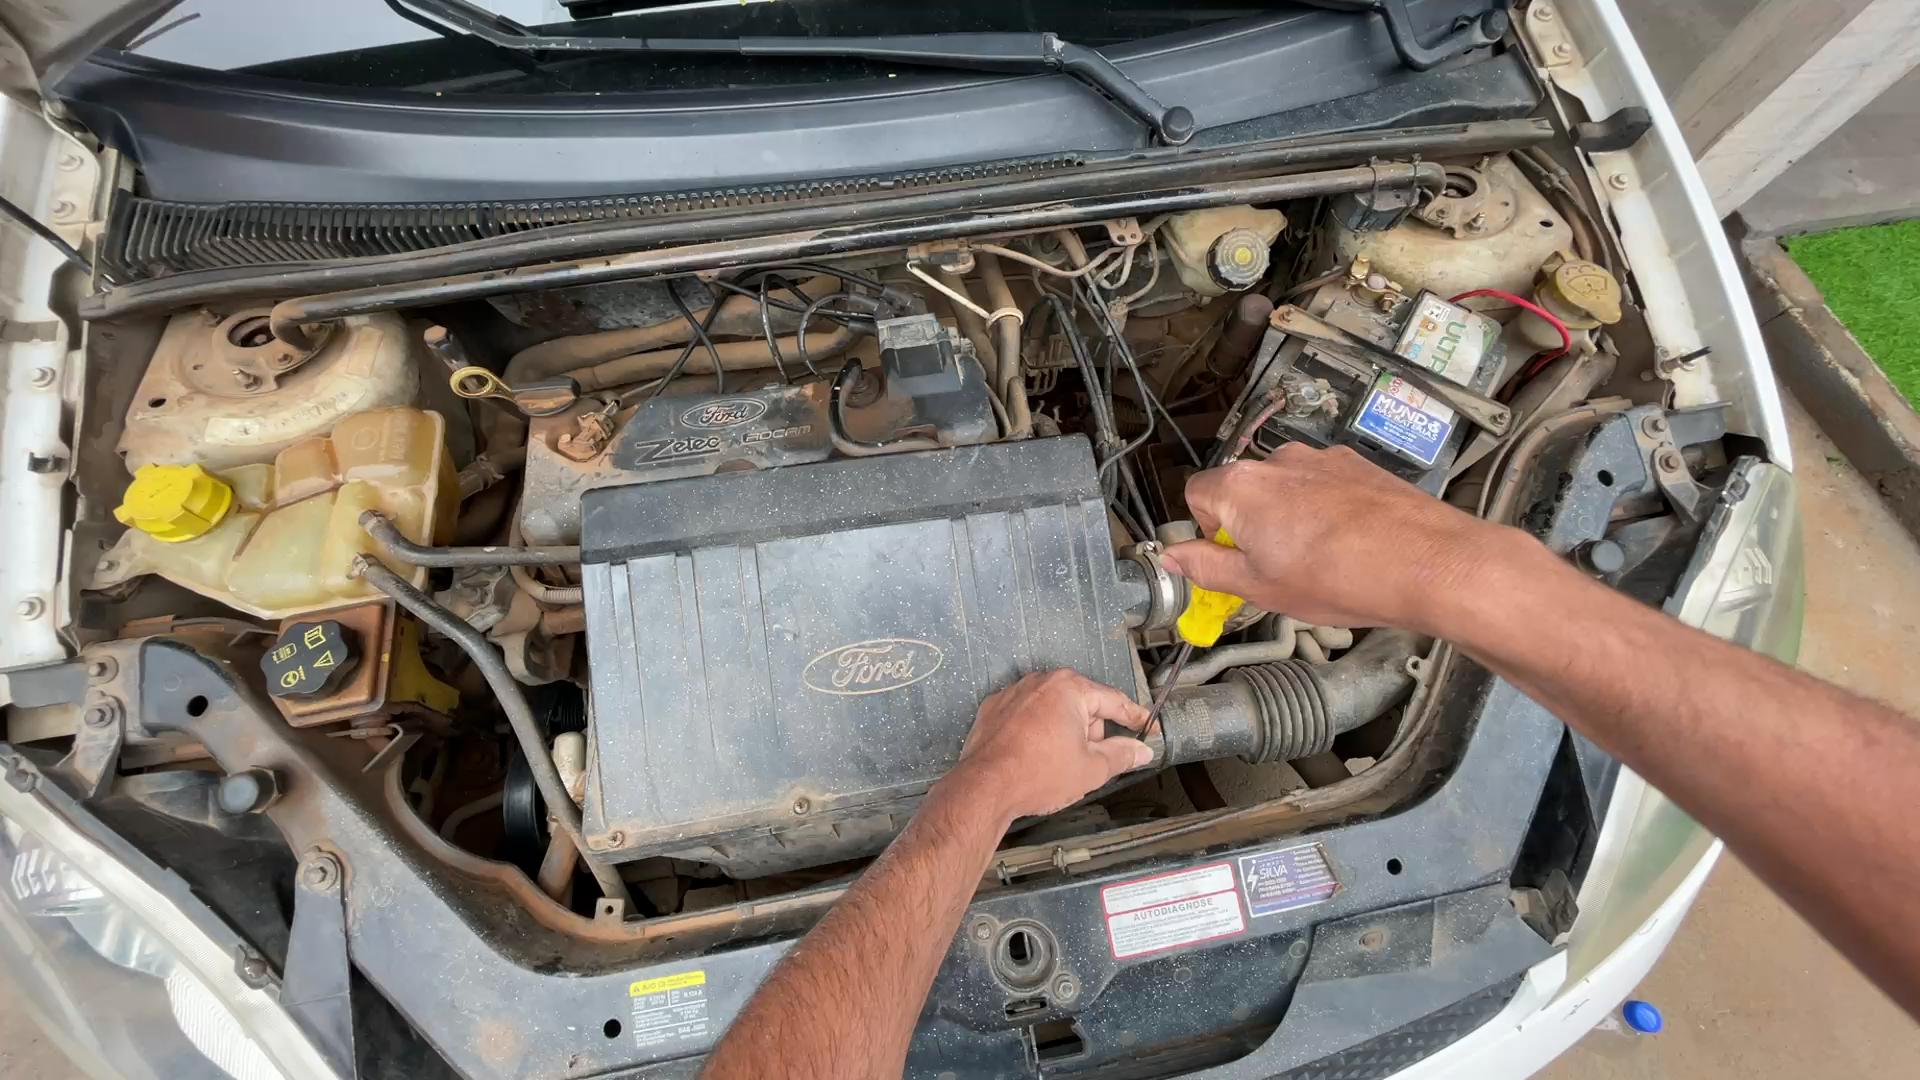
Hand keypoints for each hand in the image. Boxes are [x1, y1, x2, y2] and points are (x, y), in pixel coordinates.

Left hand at [948, 670, 1152, 822]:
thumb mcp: (1091, 768)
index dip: (1135, 717)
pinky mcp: (994, 707)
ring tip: (1055, 763)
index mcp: (1069, 688)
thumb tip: (1140, 751)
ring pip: (1053, 709)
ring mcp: (1014, 692)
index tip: (1147, 726)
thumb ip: (1121, 755)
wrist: (985, 786)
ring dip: (1062, 731)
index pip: (1114, 700)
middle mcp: (1040, 682)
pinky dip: (1035, 731)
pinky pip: (1026, 714)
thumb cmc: (1035, 774)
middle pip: (1082, 705)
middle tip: (1087, 761)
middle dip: (1090, 732)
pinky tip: (1033, 755)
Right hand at [1160, 442, 1508, 631]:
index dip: (1205, 530)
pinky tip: (1344, 545)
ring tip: (1315, 559)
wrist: (1430, 564)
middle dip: (1247, 525)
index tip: (1225, 556)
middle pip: (1240, 489)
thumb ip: (1204, 567)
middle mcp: (1277, 461)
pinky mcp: (1356, 464)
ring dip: (1286, 517)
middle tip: (1270, 565)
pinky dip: (1322, 510)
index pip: (1195, 495)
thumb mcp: (1257, 587)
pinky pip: (1320, 485)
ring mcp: (1320, 459)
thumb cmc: (1344, 576)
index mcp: (1241, 488)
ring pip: (1282, 488)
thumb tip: (1173, 556)